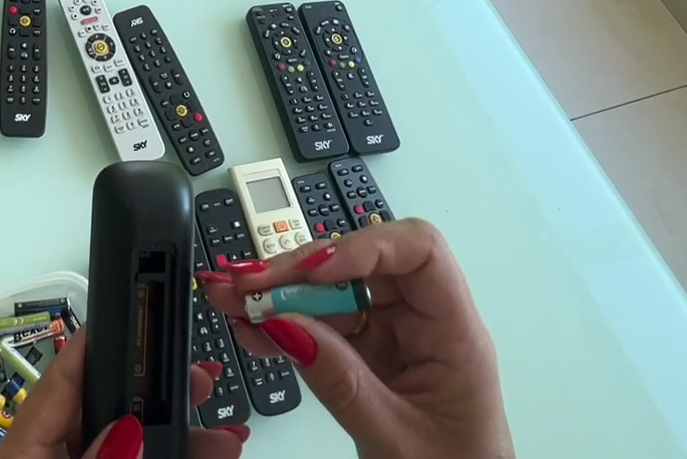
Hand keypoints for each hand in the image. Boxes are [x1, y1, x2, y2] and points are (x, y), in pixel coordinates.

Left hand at [0, 329, 248, 458]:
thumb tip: (130, 428)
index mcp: (27, 445)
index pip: (66, 372)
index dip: (108, 336)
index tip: (149, 307)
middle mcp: (49, 451)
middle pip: (108, 404)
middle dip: (162, 389)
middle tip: (207, 374)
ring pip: (132, 440)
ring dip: (183, 433)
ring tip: (228, 431)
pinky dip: (173, 456)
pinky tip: (214, 450)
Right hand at [201, 220, 513, 458]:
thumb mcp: (396, 439)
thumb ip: (340, 381)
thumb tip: (284, 323)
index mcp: (454, 332)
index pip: (417, 250)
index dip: (362, 247)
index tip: (310, 271)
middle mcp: (421, 319)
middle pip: (358, 264)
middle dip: (297, 270)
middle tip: (246, 284)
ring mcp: (391, 333)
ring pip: (330, 289)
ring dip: (278, 293)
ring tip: (232, 300)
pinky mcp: (365, 350)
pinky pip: (318, 321)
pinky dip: (281, 322)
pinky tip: (251, 326)